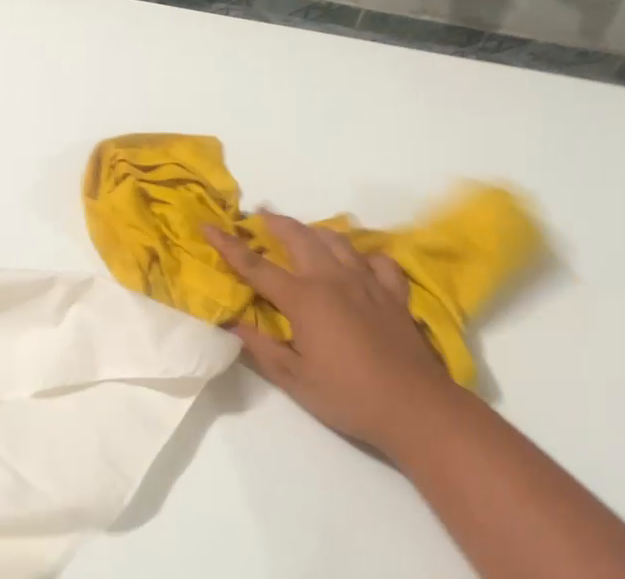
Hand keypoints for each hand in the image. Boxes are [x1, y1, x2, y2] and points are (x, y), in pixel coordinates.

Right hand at [205, 213, 460, 453]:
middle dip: (275, 222)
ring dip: (314, 231)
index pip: (256, 266)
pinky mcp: (395, 294)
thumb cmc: (348, 395)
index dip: (229, 245)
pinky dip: (363, 256)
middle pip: (299, 237)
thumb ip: (259, 346)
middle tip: (259, 215)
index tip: (208, 226)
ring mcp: (368, 283)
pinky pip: (378, 261)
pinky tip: (358, 263)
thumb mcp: (293, 378)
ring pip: (337, 240)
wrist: (416, 408)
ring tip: (303, 233)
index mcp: (303, 298)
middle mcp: (333, 279)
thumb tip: (230, 323)